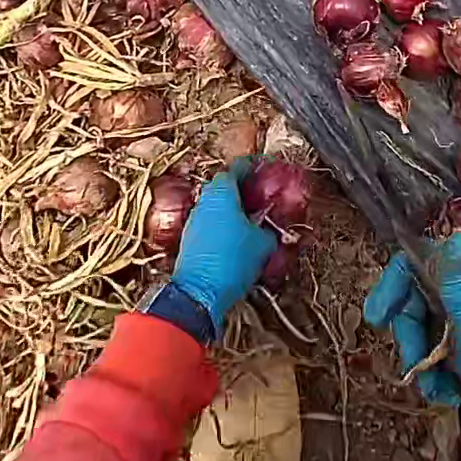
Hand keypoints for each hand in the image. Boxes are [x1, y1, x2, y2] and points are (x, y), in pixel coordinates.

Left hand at [168, 159, 279, 334]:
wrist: (198, 294)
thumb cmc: (232, 260)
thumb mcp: (263, 243)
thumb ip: (268, 228)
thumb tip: (270, 227)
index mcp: (222, 194)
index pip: (237, 168)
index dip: (253, 166)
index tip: (265, 168)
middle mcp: (204, 202)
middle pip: (224, 185)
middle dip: (243, 188)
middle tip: (262, 193)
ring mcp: (194, 221)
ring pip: (216, 205)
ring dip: (233, 207)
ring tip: (253, 216)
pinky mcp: (190, 240)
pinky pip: (210, 222)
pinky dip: (224, 223)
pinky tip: (239, 236)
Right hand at [363, 233, 460, 460]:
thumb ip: (459, 284)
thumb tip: (455, 232)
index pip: (424, 260)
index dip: (395, 283)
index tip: (376, 319)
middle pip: (419, 297)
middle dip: (409, 333)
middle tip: (416, 368)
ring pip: (426, 328)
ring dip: (421, 360)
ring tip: (437, 390)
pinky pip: (441, 354)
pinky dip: (437, 375)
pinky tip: (449, 396)